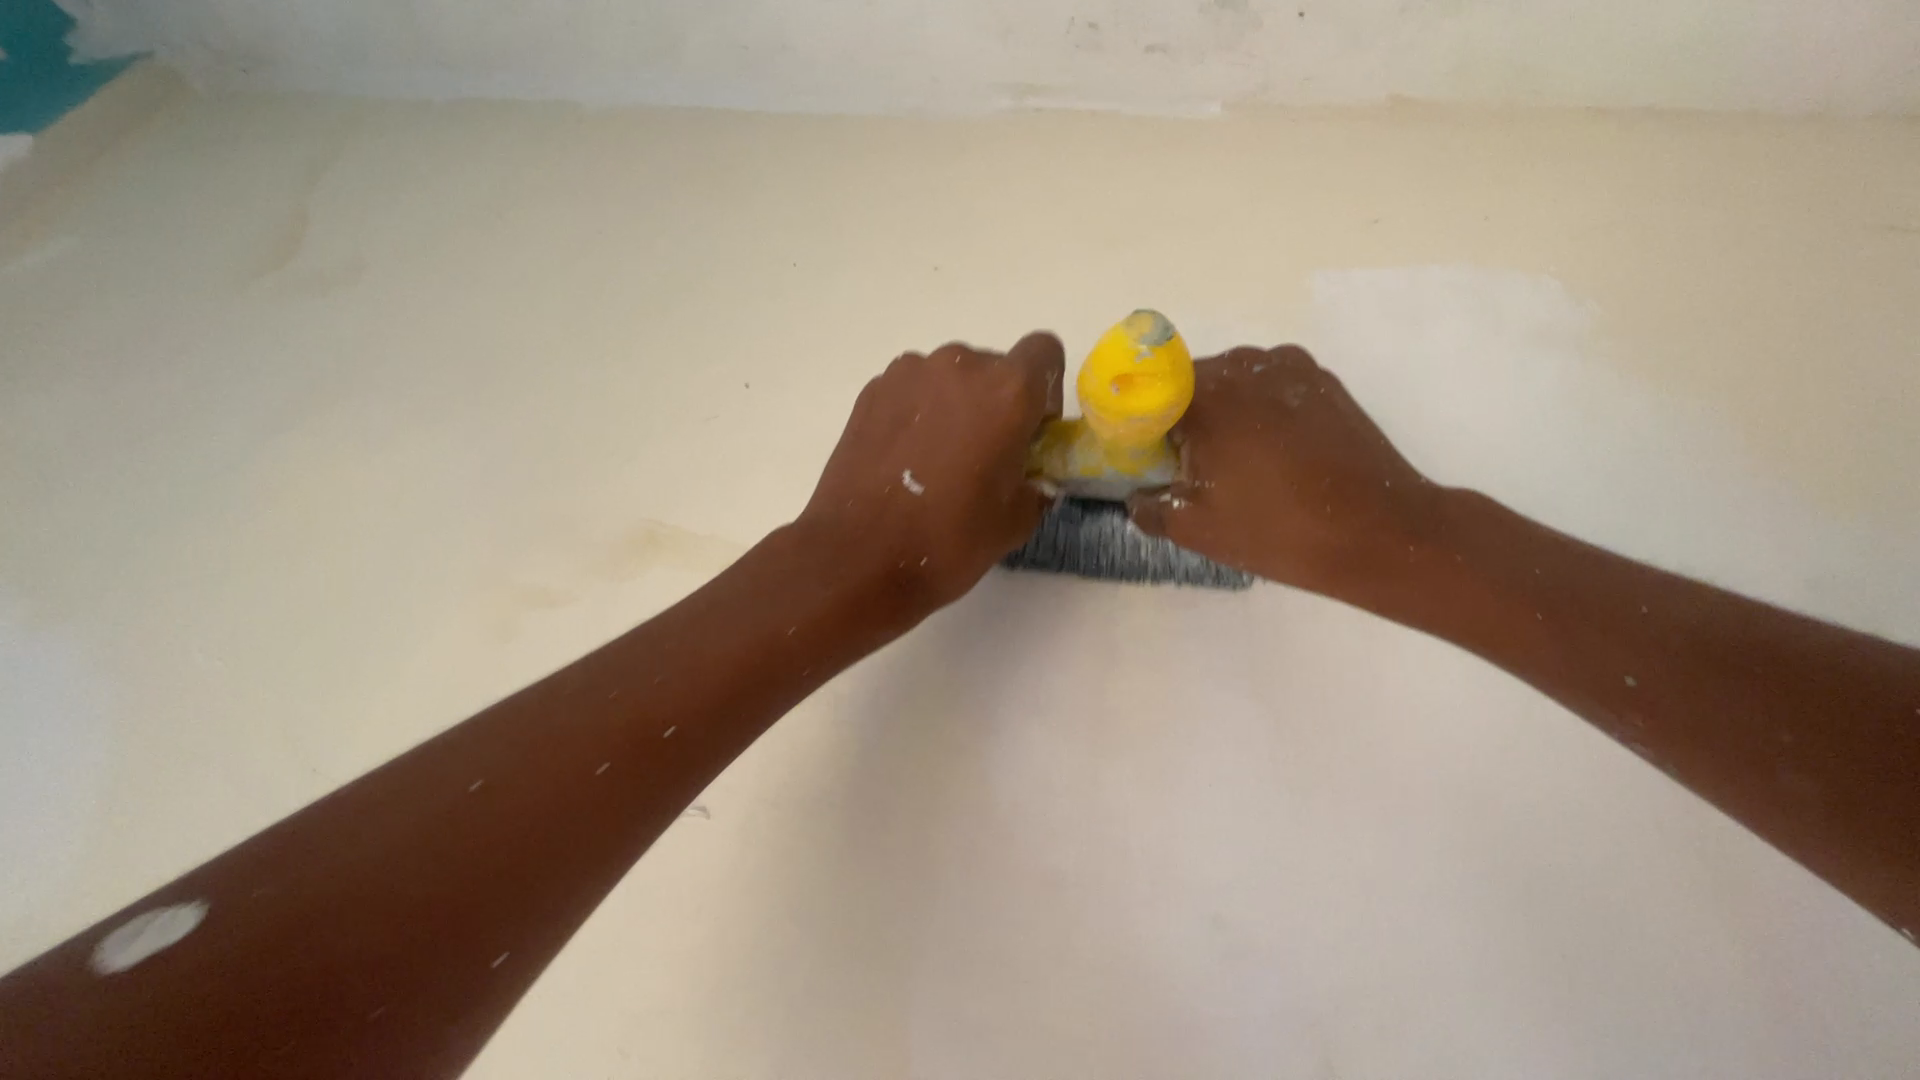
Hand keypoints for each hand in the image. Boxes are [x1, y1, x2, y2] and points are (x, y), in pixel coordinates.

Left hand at [799, 332, 1064, 614]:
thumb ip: (1037, 486)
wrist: (858, 557)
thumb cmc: (948, 540)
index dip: (1045, 390)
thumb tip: (1031, 478)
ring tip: (940, 460)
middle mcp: (960, 366)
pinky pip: (913, 390)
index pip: (1044, 352)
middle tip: (985, 456)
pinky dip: (919, 413)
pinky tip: (906, 459)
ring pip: (950, 378)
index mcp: (1008, 391)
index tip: (1031, 431)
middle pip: (995, 367)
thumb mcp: (1015, 522)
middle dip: (998, 403)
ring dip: (956, 406)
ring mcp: (909, 374)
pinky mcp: (872, 391)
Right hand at [1126, 345, 1437, 595]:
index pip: (1146, 390)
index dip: (1135, 419)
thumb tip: (1136, 495)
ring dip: (1219, 409)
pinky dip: (1256, 408)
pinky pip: (1269, 385)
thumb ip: (1148, 507)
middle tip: (1180, 462)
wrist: (1378, 532)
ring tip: (1227, 458)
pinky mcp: (1323, 382)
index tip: (1137, 452)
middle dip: (1177, 414)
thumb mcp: (1195, 529)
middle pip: (1188, 380)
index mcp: (1206, 394)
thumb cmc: (1277, 529)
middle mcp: (1245, 365)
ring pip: (1232, 379)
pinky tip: (1267, 451)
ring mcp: (1290, 368)